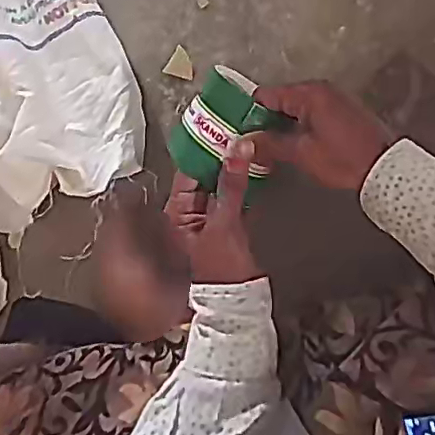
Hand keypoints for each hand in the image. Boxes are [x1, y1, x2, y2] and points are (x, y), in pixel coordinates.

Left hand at [164, 138, 261, 284]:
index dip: (206, 150)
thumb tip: (237, 148)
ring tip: (251, 146)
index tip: (223, 129)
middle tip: (241, 132)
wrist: (239, 305)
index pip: (190, 173)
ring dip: (236, 170)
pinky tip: (258, 170)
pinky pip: (235, 199)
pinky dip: (245, 186)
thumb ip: (232, 184)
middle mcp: (189, 215)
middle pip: (206, 178)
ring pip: (222, 187)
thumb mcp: (225, 222)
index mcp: (176, 214)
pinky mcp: (228, 229)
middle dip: (223, 157)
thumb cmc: (222, 270)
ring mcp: (209, 222)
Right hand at [248, 81, 393, 193]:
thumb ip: (271, 144)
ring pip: (296, 106)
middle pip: (281, 98)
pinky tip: (292, 142)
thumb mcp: (303, 154)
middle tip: (250, 140)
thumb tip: (246, 141)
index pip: (266, 94)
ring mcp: (333, 98)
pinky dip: (299, 123)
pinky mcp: (342, 110)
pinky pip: (312, 111)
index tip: (237, 127)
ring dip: (282, 122)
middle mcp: (321, 89)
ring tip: (267, 144)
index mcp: (309, 94)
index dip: (249, 110)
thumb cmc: (344, 159)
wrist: (385, 167)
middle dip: (265, 118)